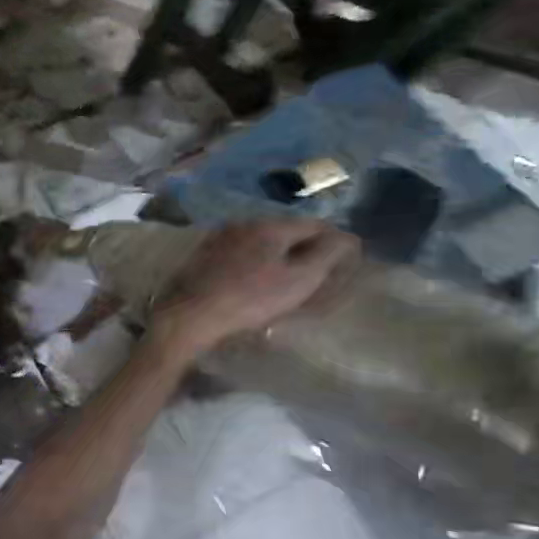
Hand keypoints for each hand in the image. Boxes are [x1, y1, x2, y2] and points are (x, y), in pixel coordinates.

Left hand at [149, 219, 360, 358]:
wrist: (190, 315)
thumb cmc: (249, 299)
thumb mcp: (299, 280)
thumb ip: (327, 254)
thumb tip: (348, 237)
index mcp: (270, 225)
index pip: (315, 225)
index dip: (334, 243)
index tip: (342, 263)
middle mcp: (244, 222)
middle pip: (286, 232)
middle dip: (305, 250)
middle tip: (317, 275)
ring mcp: (220, 237)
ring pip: (261, 243)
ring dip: (278, 257)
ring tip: (286, 282)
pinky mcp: (203, 255)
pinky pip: (239, 254)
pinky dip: (254, 264)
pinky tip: (253, 284)